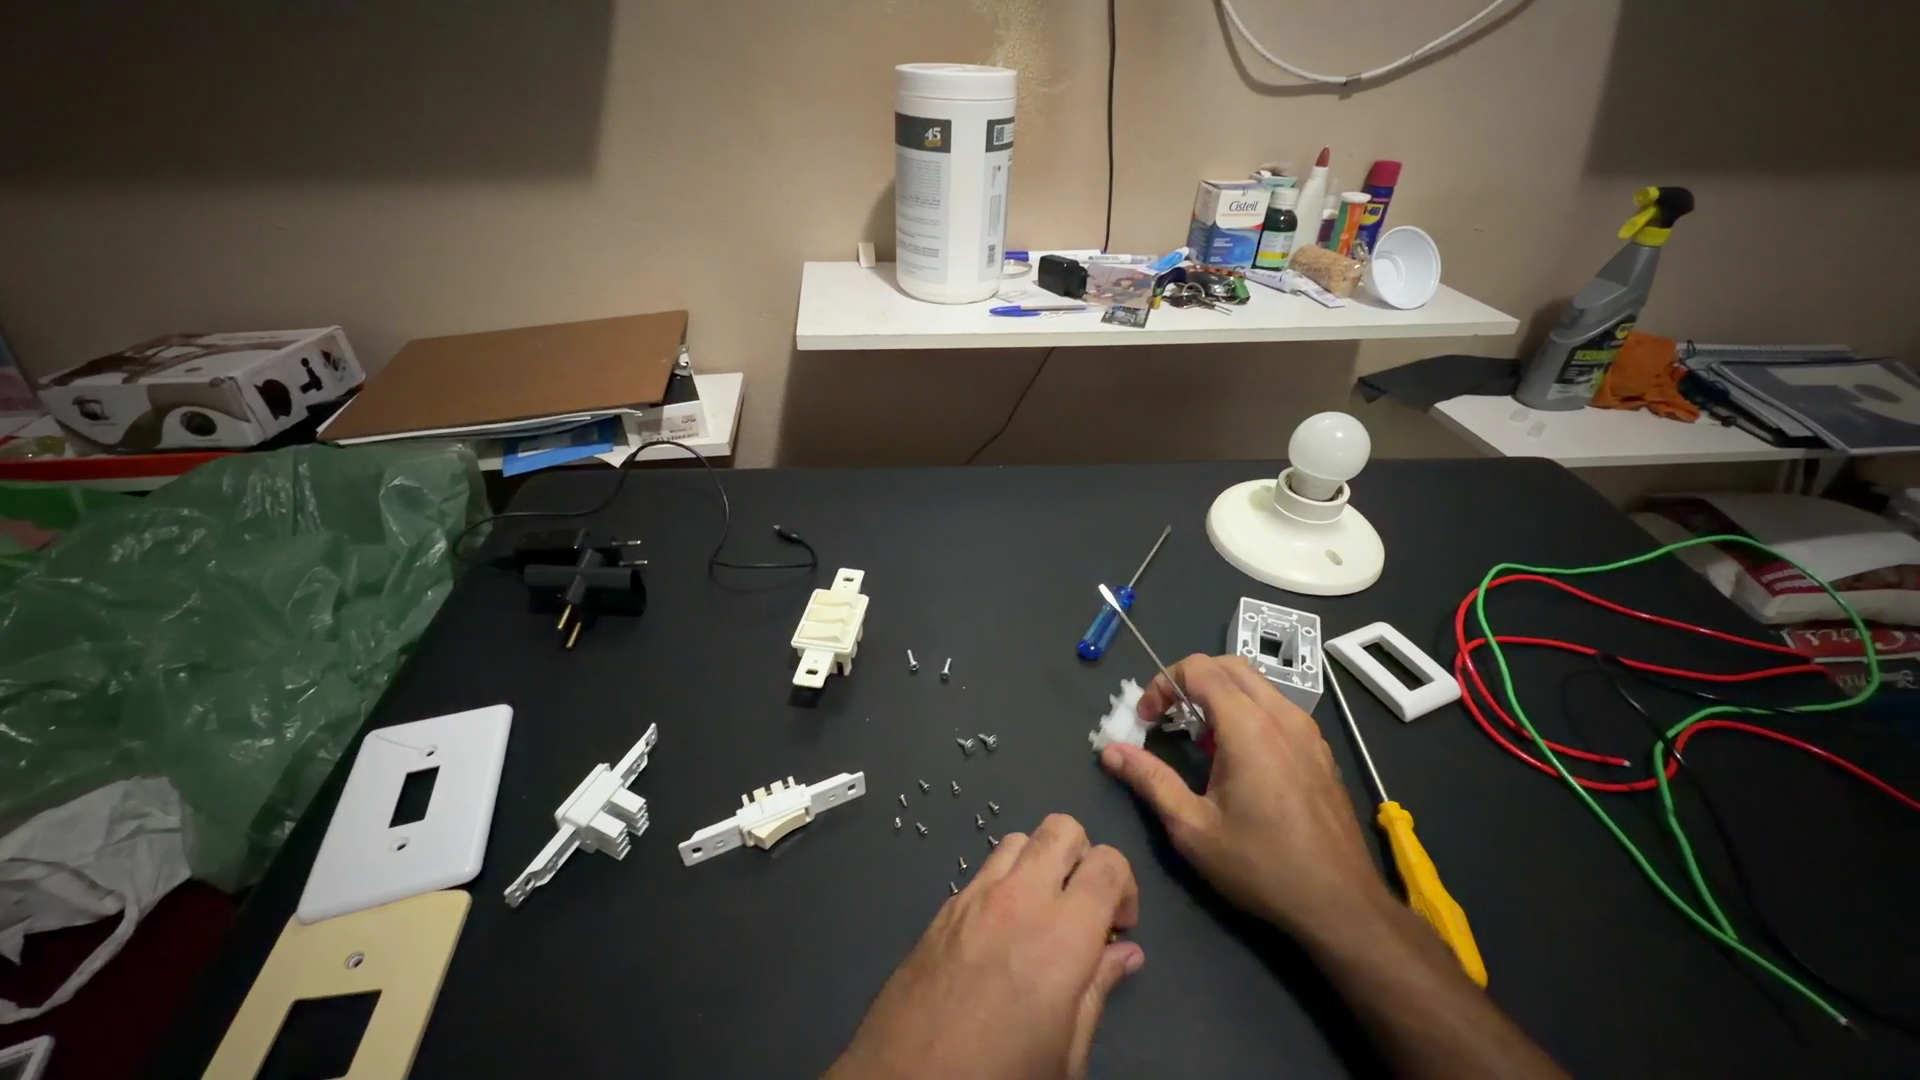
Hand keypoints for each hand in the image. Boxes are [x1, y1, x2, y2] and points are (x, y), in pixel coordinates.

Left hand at [826, 814, 1143, 1079]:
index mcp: (1062, 933)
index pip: (1108, 862)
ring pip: (1019, 839)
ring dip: (1040, 862)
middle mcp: (1019, 897)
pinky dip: (1005, 883)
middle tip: (1084, 906)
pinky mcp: (943, 907)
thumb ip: (1098, 990)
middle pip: (1062, 828)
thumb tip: (1126, 952)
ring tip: (1042, 912)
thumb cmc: (999, 1074)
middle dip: (1084, 855)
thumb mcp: (1065, 1052)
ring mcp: (975, 895)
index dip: (1126, 885)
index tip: (1120, 927)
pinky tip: (1002, 931)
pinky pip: (984, 869)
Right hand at [1100, 653, 1392, 942]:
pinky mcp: (1319, 750)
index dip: (1163, 683)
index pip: (1200, 669)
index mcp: (1249, 728)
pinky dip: (1247, 712)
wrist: (1340, 904)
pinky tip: (1236, 759)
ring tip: (1199, 741)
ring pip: (1256, 685)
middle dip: (1189, 681)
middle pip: (1229, 666)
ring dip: (1219, 696)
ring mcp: (1307, 732)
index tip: (1147, 719)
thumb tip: (1111, 751)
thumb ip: (1150, 780)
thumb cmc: (1261, 866)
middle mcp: (1282, 717)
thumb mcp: (1192, 828)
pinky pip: (1277, 709)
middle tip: (1168, 719)